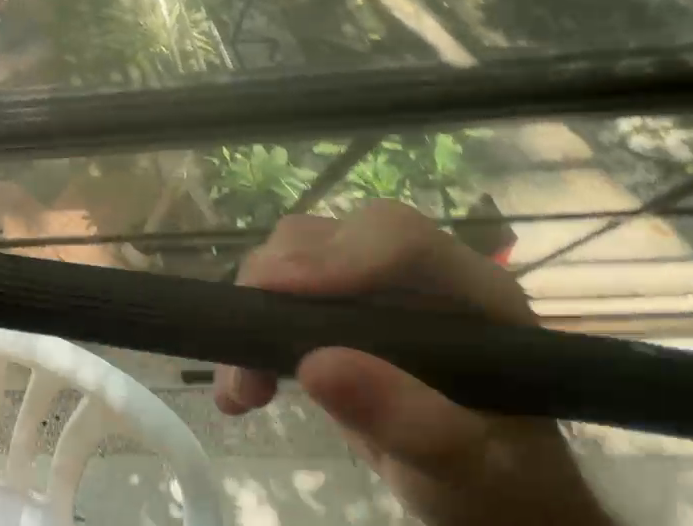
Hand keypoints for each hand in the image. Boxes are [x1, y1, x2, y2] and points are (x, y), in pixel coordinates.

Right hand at [215, 201, 611, 525]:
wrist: (485, 499)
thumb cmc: (499, 486)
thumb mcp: (469, 470)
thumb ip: (411, 422)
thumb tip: (314, 364)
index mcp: (470, 294)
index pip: (397, 238)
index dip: (334, 256)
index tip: (276, 295)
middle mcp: (410, 276)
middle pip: (324, 240)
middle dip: (274, 288)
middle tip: (248, 348)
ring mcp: (363, 289)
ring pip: (282, 262)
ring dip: (249, 315)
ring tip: (246, 387)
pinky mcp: (324, 309)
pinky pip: (265, 296)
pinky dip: (240, 336)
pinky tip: (239, 391)